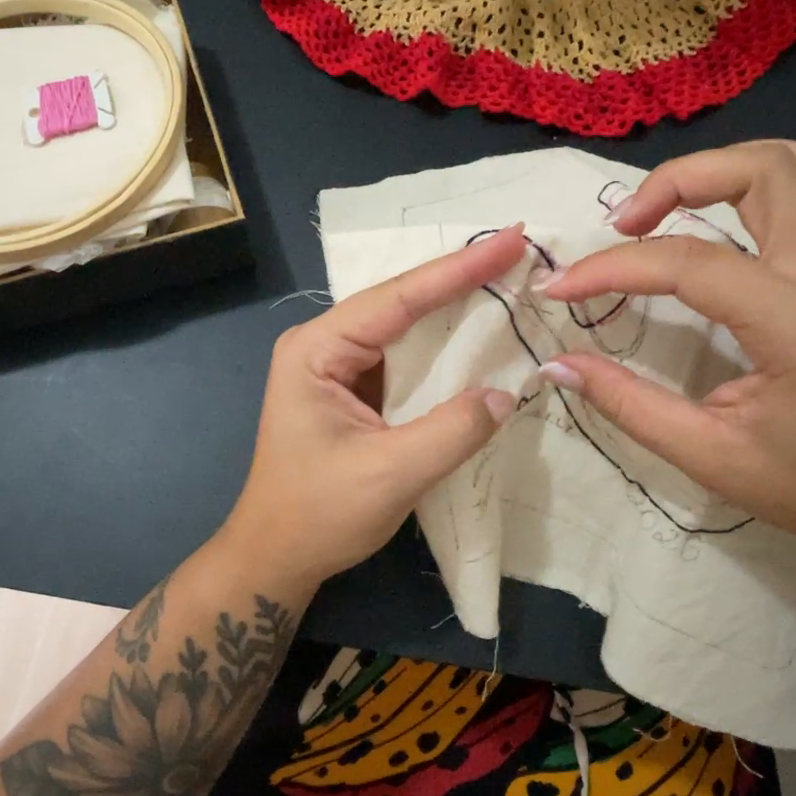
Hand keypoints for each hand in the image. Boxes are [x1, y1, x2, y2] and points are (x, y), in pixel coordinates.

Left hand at [223, 228, 525, 588]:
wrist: (277, 555)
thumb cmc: (318, 515)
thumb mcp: (390, 475)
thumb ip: (451, 431)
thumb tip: (505, 395)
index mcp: (316, 351)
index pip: (397, 299)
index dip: (458, 270)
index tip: (510, 240)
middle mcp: (323, 346)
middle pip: (400, 302)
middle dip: (460, 279)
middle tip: (518, 250)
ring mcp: (336, 367)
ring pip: (405, 327)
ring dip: (455, 309)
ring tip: (508, 278)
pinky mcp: (353, 390)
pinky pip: (405, 358)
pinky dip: (444, 348)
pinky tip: (480, 333)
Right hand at [538, 141, 795, 565]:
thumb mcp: (710, 457)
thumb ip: (628, 403)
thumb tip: (558, 364)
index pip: (690, 261)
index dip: (611, 267)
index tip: (558, 287)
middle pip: (761, 170)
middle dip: (677, 179)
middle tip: (624, 223)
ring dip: (730, 165)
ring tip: (678, 203)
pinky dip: (775, 175)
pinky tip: (737, 210)